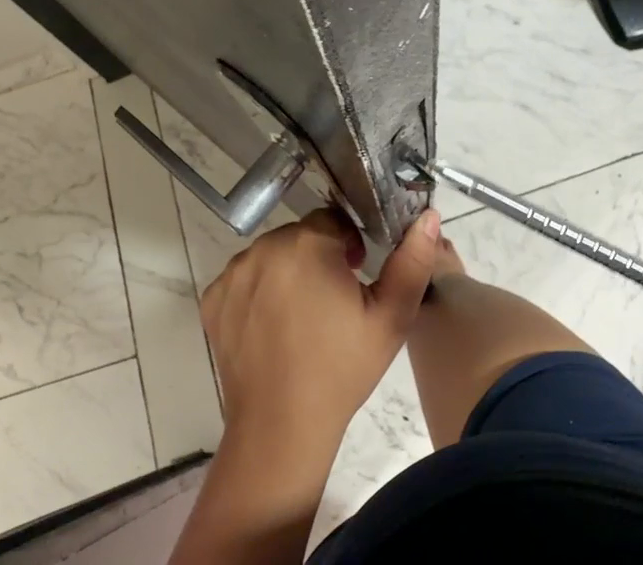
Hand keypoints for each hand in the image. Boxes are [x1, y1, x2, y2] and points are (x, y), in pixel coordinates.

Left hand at [201, 207, 441, 448]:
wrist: (281, 425)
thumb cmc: (342, 370)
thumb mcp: (391, 318)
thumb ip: (413, 261)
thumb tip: (429, 217)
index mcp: (306, 244)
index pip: (332, 220)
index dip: (348, 246)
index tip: (355, 276)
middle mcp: (263, 248)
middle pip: (299, 237)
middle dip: (317, 259)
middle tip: (333, 304)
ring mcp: (233, 274)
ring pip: (269, 257)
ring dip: (286, 274)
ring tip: (303, 319)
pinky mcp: (213, 298)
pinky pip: (242, 280)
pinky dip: (257, 294)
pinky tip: (273, 329)